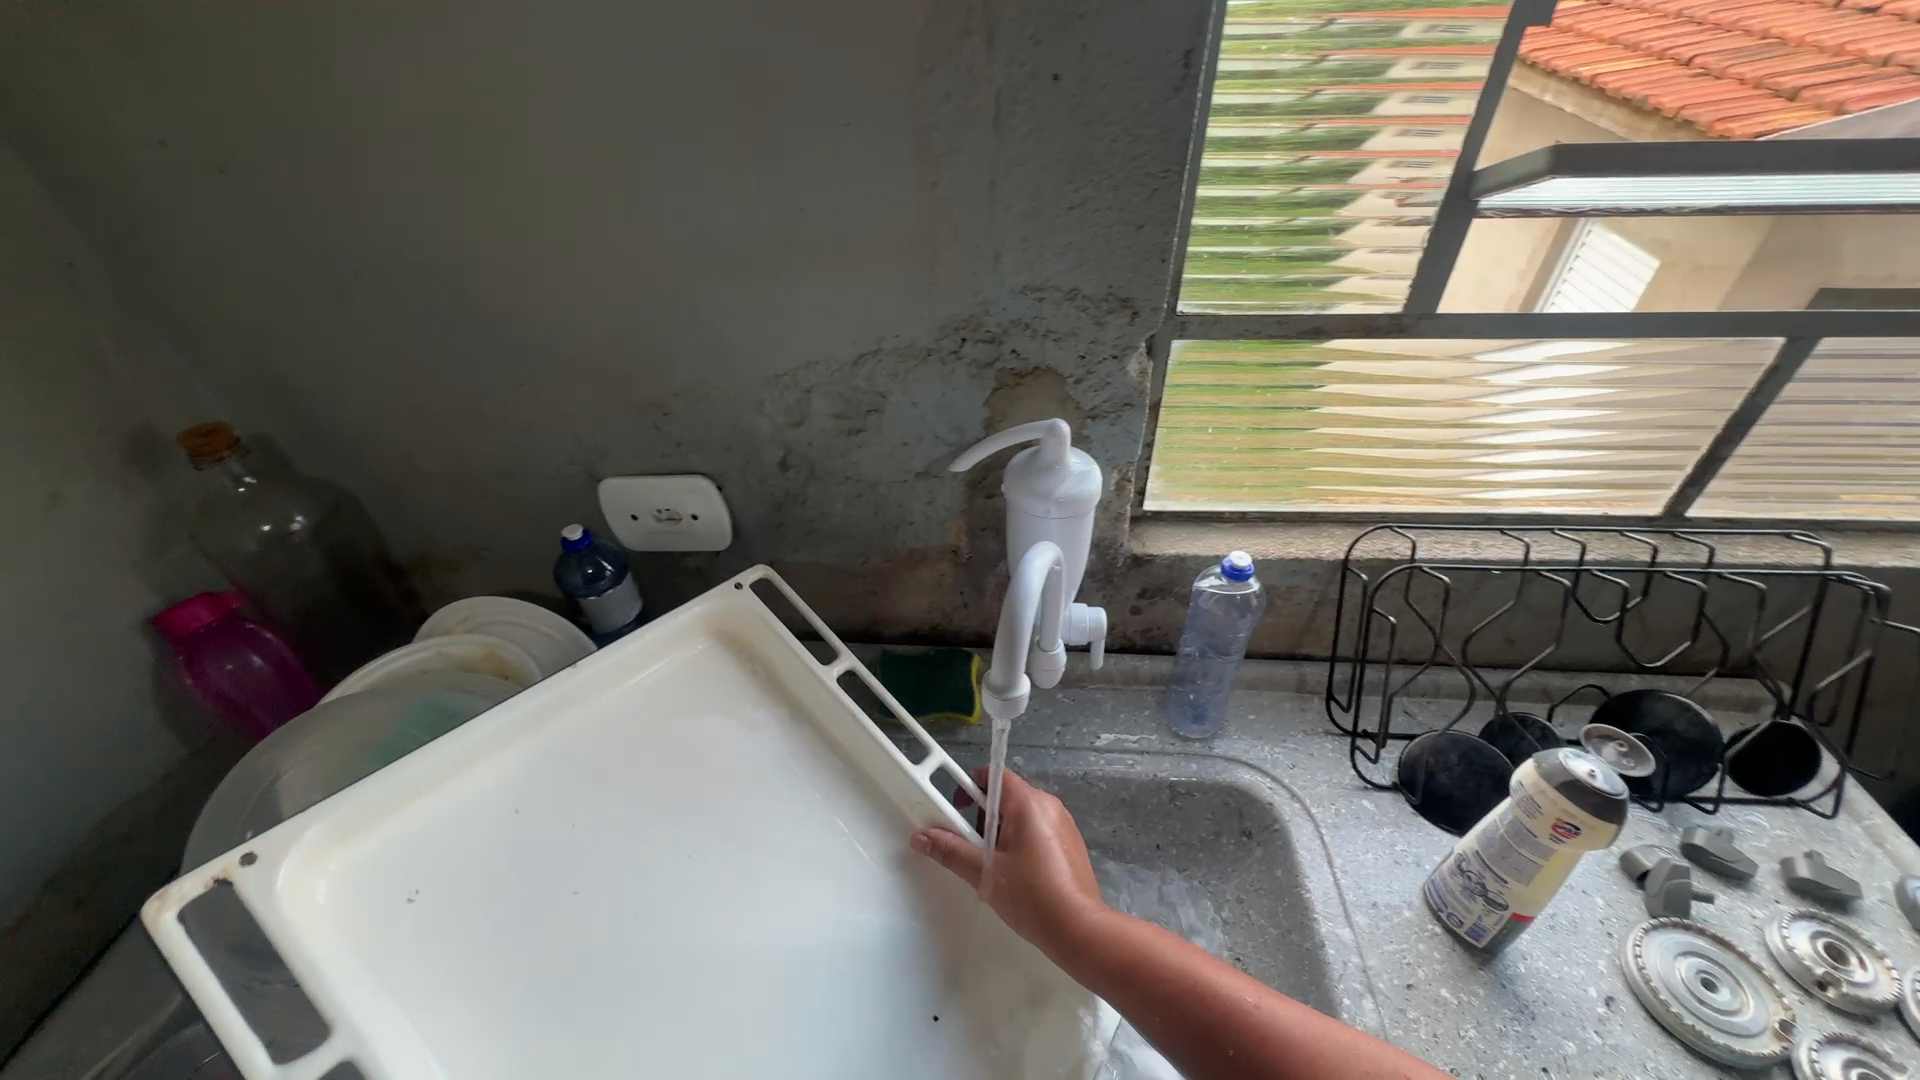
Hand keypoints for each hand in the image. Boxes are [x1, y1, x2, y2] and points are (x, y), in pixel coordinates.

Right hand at [910, 767, 1108, 956]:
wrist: (1079, 928)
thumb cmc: (1031, 896)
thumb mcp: (985, 873)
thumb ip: (951, 851)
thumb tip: (921, 838)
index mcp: (1028, 802)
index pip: (994, 774)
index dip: (971, 786)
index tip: (957, 810)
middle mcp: (1048, 804)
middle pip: (1006, 796)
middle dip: (984, 816)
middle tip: (973, 847)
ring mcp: (1063, 823)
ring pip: (1022, 815)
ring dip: (1002, 832)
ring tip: (994, 865)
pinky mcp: (1071, 842)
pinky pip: (1038, 829)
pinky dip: (1022, 842)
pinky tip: (1018, 874)